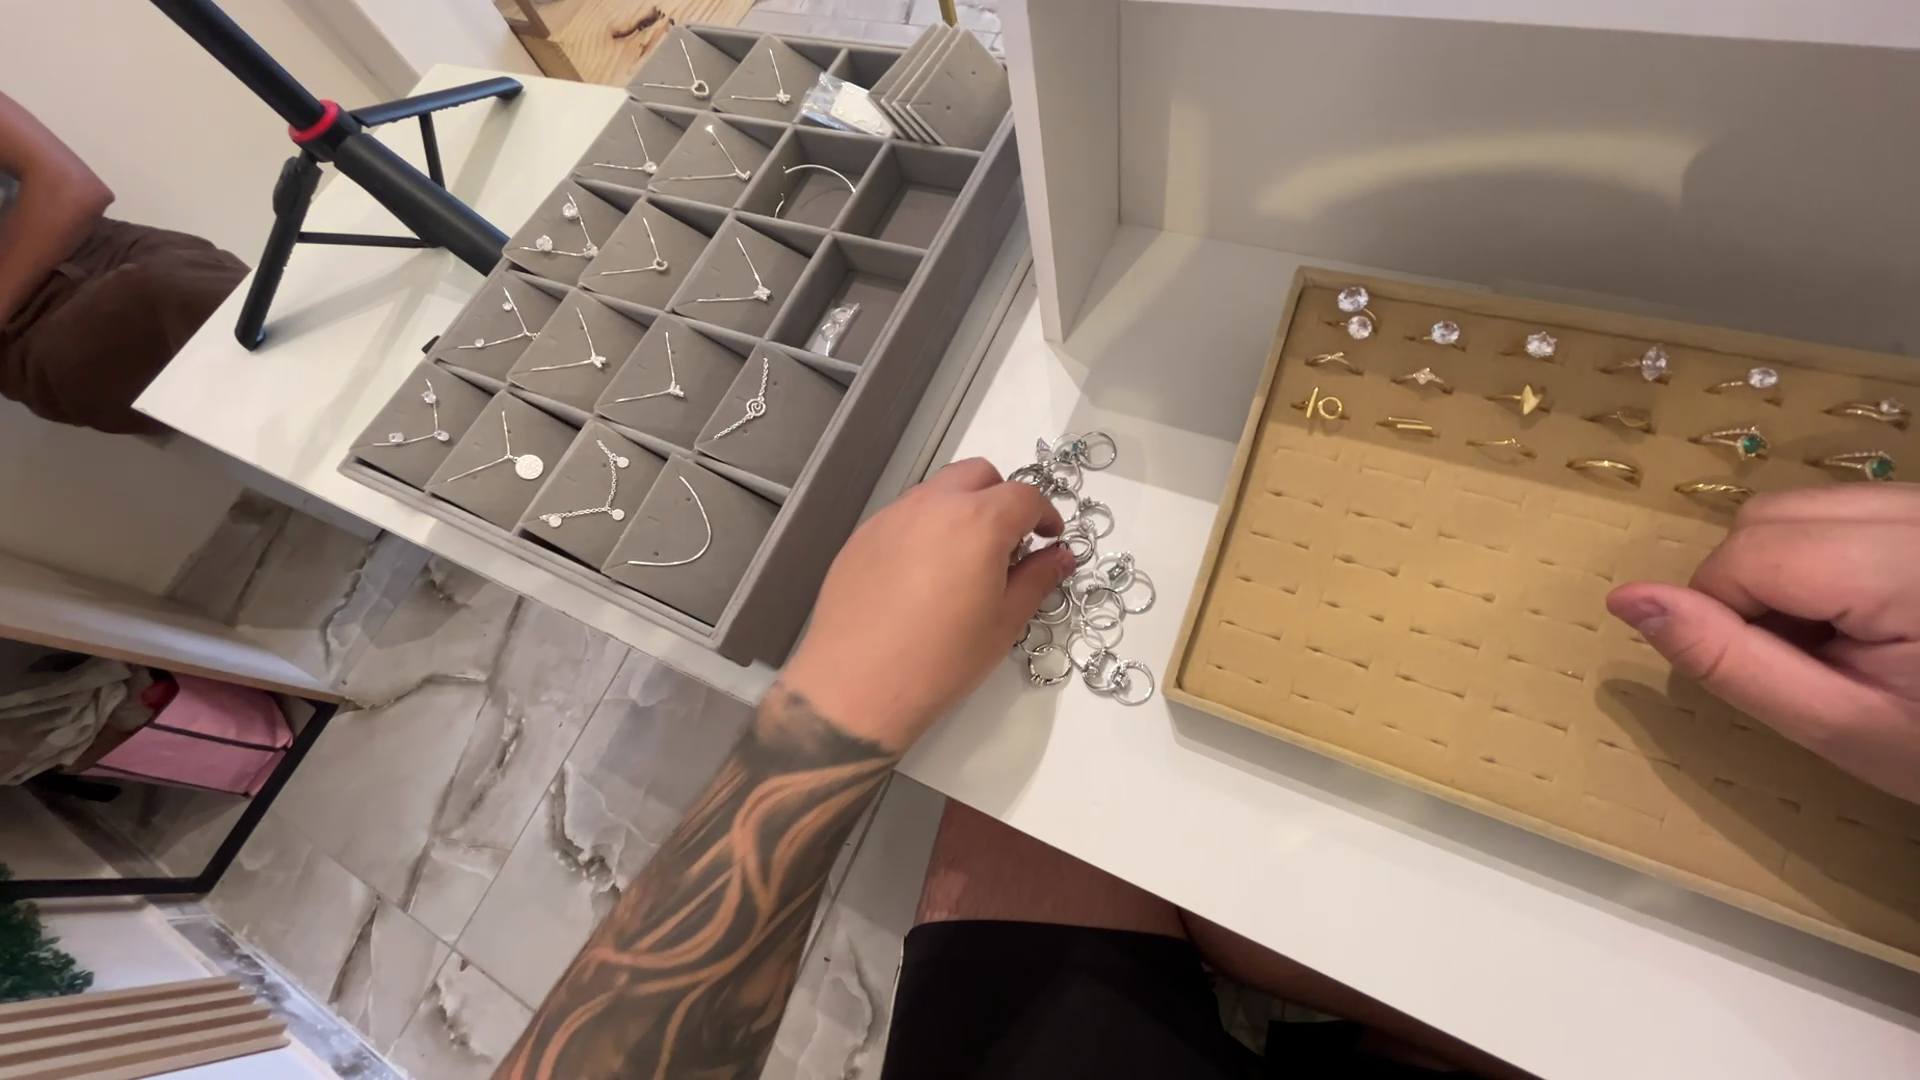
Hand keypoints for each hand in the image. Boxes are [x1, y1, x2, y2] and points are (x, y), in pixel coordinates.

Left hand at [780, 458, 1072, 752]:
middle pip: (978, 475)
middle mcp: (933, 505)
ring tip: (962, 561)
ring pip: (938, 491)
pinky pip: (904, 516)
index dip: (1045, 515)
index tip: (1048, 540)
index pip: (1024, 496)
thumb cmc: (942, 658)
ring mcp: (892, 516)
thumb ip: (1037, 578)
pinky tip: (920, 576)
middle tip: (1007, 543)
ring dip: (961, 509)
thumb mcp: (1004, 622)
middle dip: (1001, 498)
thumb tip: (1060, 555)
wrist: (857, 684)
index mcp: (977, 521)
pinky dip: (925, 528)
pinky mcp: (863, 536)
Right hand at [1606, 484, 1919, 802]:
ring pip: (1802, 506)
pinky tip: (1871, 603)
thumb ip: (1724, 659)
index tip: (1778, 665)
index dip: (1726, 611)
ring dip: (1784, 563)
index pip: (1749, 556)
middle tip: (1803, 647)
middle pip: (1770, 516)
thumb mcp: (1836, 724)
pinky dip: (1828, 552)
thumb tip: (1625, 599)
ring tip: (1841, 627)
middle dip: (1750, 580)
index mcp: (1913, 573)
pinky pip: (1848, 508)